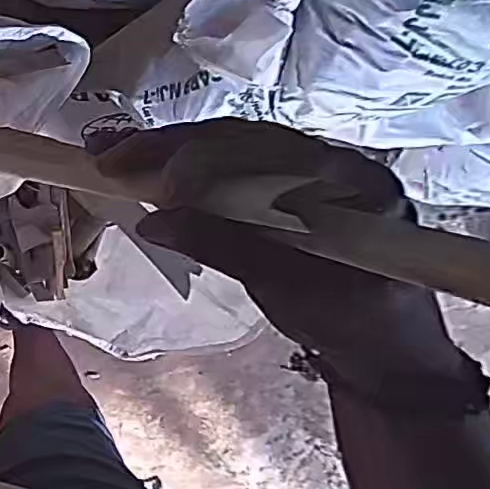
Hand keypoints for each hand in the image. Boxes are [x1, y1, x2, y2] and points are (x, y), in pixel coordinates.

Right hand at [97, 120, 469, 388]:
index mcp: (347, 177)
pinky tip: (150, 169)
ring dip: (168, 150)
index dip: (193, 157)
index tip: (141, 176)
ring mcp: (305, 176)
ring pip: (227, 148)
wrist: (382, 350)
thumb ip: (223, 245)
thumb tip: (154, 220)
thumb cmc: (350, 321)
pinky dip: (185, 168)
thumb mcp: (287, 286)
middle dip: (167, 145)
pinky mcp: (283, 194)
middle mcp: (327, 162)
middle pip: (236, 138)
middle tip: (107, 153)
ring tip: (114, 153)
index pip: (258, 147)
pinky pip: (230, 169)